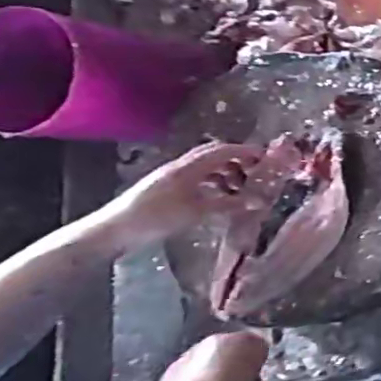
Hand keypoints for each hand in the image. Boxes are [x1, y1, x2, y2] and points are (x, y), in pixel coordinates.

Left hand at [99, 142, 264, 249]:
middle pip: (215, 154)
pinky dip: (213, 182)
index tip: (267, 159)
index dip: (246, 151)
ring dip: (225, 173)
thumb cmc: (157, 217)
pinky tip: (218, 197)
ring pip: (206, 166)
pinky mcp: (166, 187)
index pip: (224, 150)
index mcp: (190, 166)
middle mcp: (181, 166)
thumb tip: (259, 202)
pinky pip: (196, 177)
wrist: (113, 230)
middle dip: (238, 161)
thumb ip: (229, 204)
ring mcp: (172, 176)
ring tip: (239, 190)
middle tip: (255, 174)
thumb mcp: (197, 211)